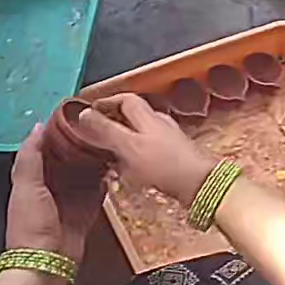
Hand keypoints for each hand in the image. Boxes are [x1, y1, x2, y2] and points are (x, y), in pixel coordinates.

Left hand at [5, 124, 103, 261]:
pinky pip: (97, 192)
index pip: (45, 148)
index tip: (75, 115)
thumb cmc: (30, 224)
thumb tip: (38, 127)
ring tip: (110, 142)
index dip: (58, 131)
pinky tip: (114, 168)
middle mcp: (50, 186)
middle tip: (99, 127)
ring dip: (94, 161)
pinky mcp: (85, 212)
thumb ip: (30, 156)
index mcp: (32, 177)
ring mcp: (69, 200)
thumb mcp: (26, 185)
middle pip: (67, 159)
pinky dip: (104, 181)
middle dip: (80, 144)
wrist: (45, 264)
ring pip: (84, 173)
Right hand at [74, 94, 221, 203]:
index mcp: (147, 116)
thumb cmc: (164, 164)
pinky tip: (130, 168)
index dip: (107, 102)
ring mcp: (169, 141)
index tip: (90, 110)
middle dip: (114, 119)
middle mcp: (159, 124)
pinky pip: (149, 150)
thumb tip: (83, 114)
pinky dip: (135, 154)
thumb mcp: (129, 146)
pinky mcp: (175, 158)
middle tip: (96, 130)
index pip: (125, 99)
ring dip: (124, 138)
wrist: (201, 185)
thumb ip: (106, 130)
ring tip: (108, 150)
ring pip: (141, 132)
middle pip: (133, 115)